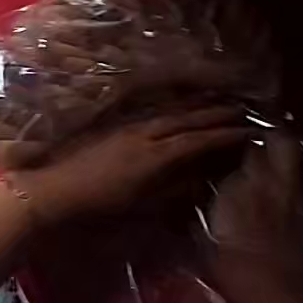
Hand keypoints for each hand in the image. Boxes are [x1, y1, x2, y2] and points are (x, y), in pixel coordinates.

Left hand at [4, 106, 255, 225]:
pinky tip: (177, 104)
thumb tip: (202, 175)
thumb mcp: (140, 203)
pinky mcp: (115, 124)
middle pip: (186, 119)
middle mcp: (144, 133)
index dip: (224, 134)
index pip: (197, 140)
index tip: (248, 130)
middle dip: (216, 112)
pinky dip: (171, 105)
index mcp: (154, 156)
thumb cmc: (98, 204)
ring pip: (169, 110)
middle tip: (242, 107)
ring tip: (217, 98)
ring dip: (195, 104)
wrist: (54, 188)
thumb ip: (173, 188)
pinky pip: (151, 110)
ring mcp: (128, 125)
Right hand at [205, 133, 302, 297]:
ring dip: (299, 161)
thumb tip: (194, 189)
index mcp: (246, 182)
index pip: (243, 143)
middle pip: (283, 140)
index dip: (238, 136)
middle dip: (274, 134)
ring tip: (289, 162)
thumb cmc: (239, 273)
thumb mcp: (205, 237)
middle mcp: (282, 181)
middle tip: (264, 138)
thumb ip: (201, 207)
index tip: (231, 138)